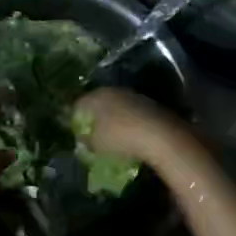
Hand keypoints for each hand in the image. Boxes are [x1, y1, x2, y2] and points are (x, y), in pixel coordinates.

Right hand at [74, 88, 189, 162]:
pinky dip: (130, 121)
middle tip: (94, 133)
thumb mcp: (96, 144)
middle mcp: (114, 90)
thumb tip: (84, 139)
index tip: (77, 132)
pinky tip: (131, 134)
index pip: (79, 104)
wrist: (160, 135)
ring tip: (113, 135)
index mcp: (97, 96)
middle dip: (96, 116)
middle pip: (100, 102)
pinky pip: (133, 112)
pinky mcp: (150, 103)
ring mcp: (134, 95)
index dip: (76, 118)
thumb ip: (86, 140)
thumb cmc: (120, 138)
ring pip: (118, 105)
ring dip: (115, 118)